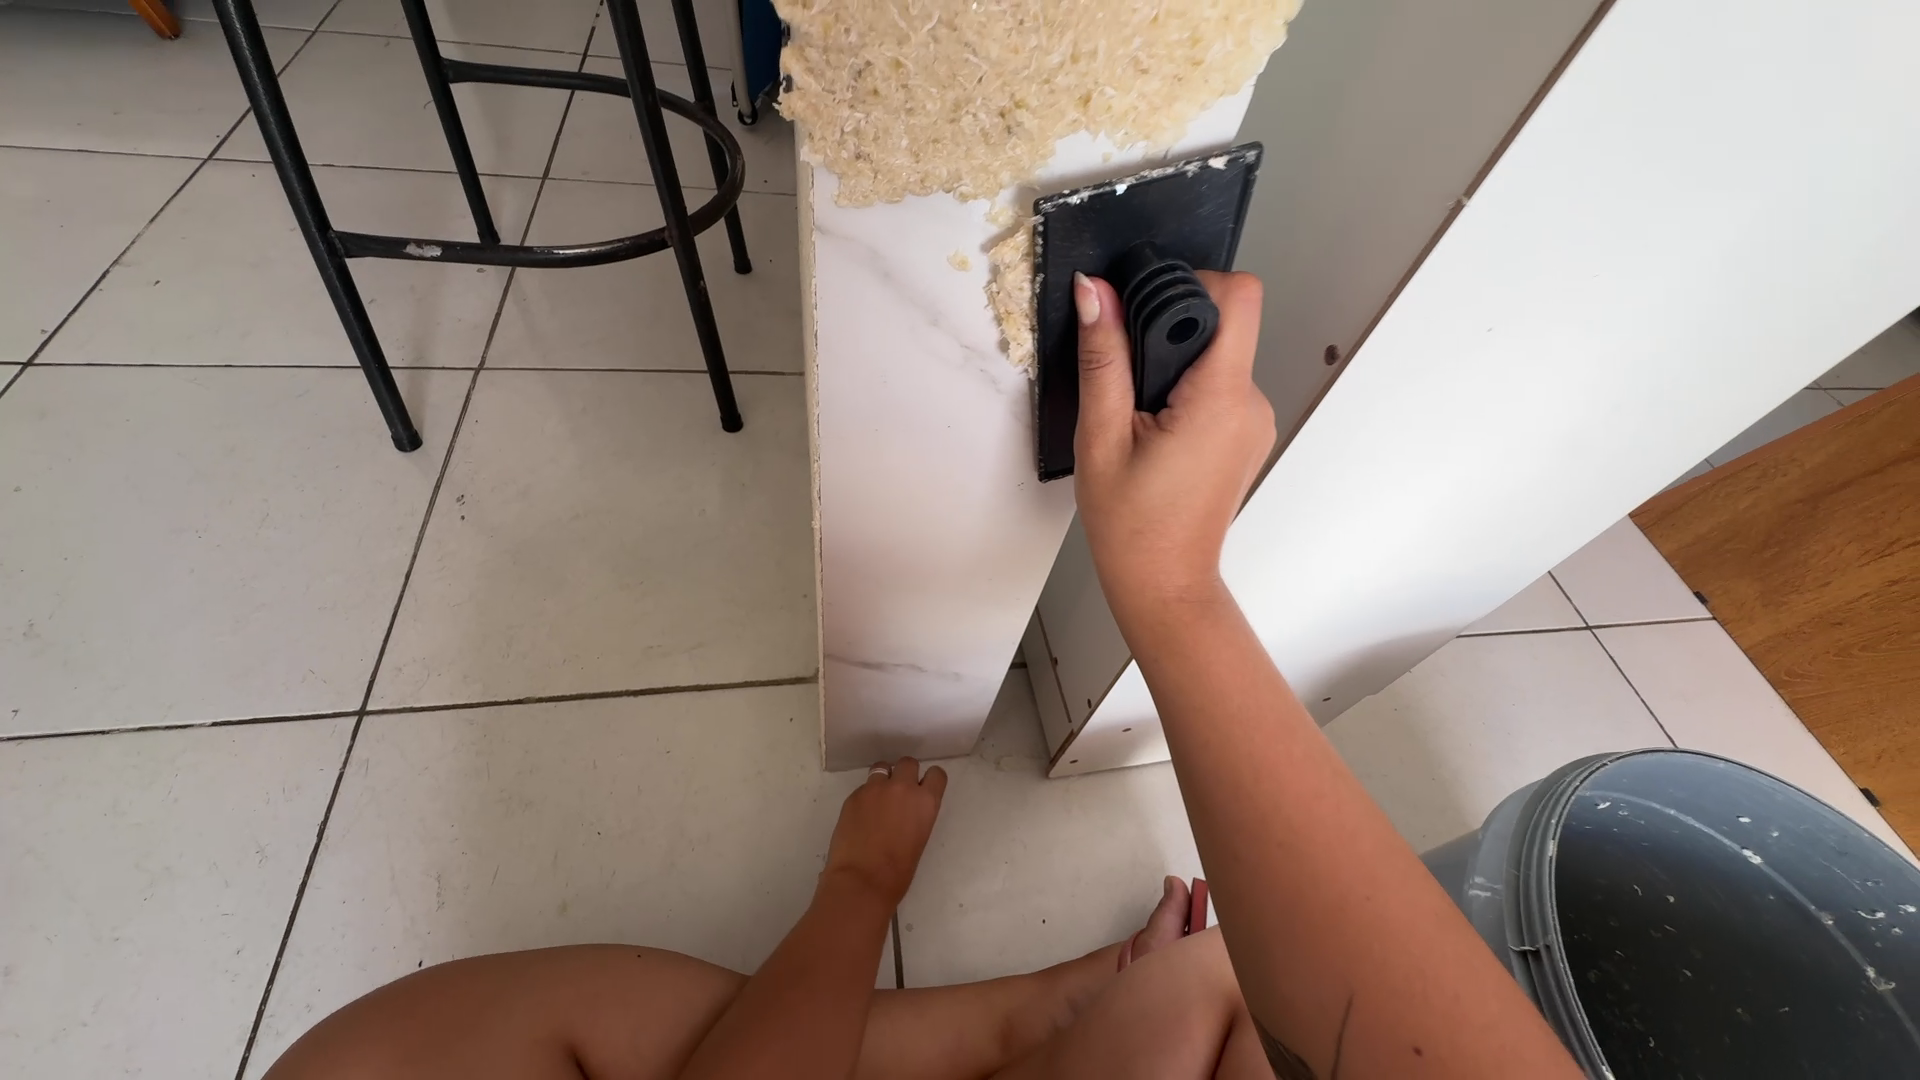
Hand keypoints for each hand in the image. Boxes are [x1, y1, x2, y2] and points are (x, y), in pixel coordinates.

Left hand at [821, 757, 947, 905]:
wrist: (862, 880)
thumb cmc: (898, 872)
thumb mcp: (919, 839)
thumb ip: (916, 816)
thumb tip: (906, 812)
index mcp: (925, 801)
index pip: (936, 774)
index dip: (930, 780)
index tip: (924, 789)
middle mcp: (902, 787)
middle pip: (908, 763)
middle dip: (905, 774)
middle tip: (899, 793)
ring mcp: (875, 789)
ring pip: (882, 768)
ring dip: (883, 779)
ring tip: (878, 800)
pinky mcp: (853, 796)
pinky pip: (863, 787)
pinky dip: (865, 797)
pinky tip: (861, 817)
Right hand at [1072, 269, 1275, 617]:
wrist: (1162, 582)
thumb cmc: (1129, 523)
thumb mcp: (1100, 437)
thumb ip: (1103, 359)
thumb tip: (1095, 292)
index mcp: (1219, 399)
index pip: (1238, 296)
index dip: (1193, 284)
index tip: (1146, 311)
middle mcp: (1251, 403)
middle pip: (1224, 325)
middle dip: (1171, 335)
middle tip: (1127, 380)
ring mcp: (1254, 422)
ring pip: (1218, 357)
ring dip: (1175, 368)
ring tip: (1137, 417)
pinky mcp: (1246, 436)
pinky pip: (1220, 388)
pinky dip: (1186, 392)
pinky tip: (1155, 432)